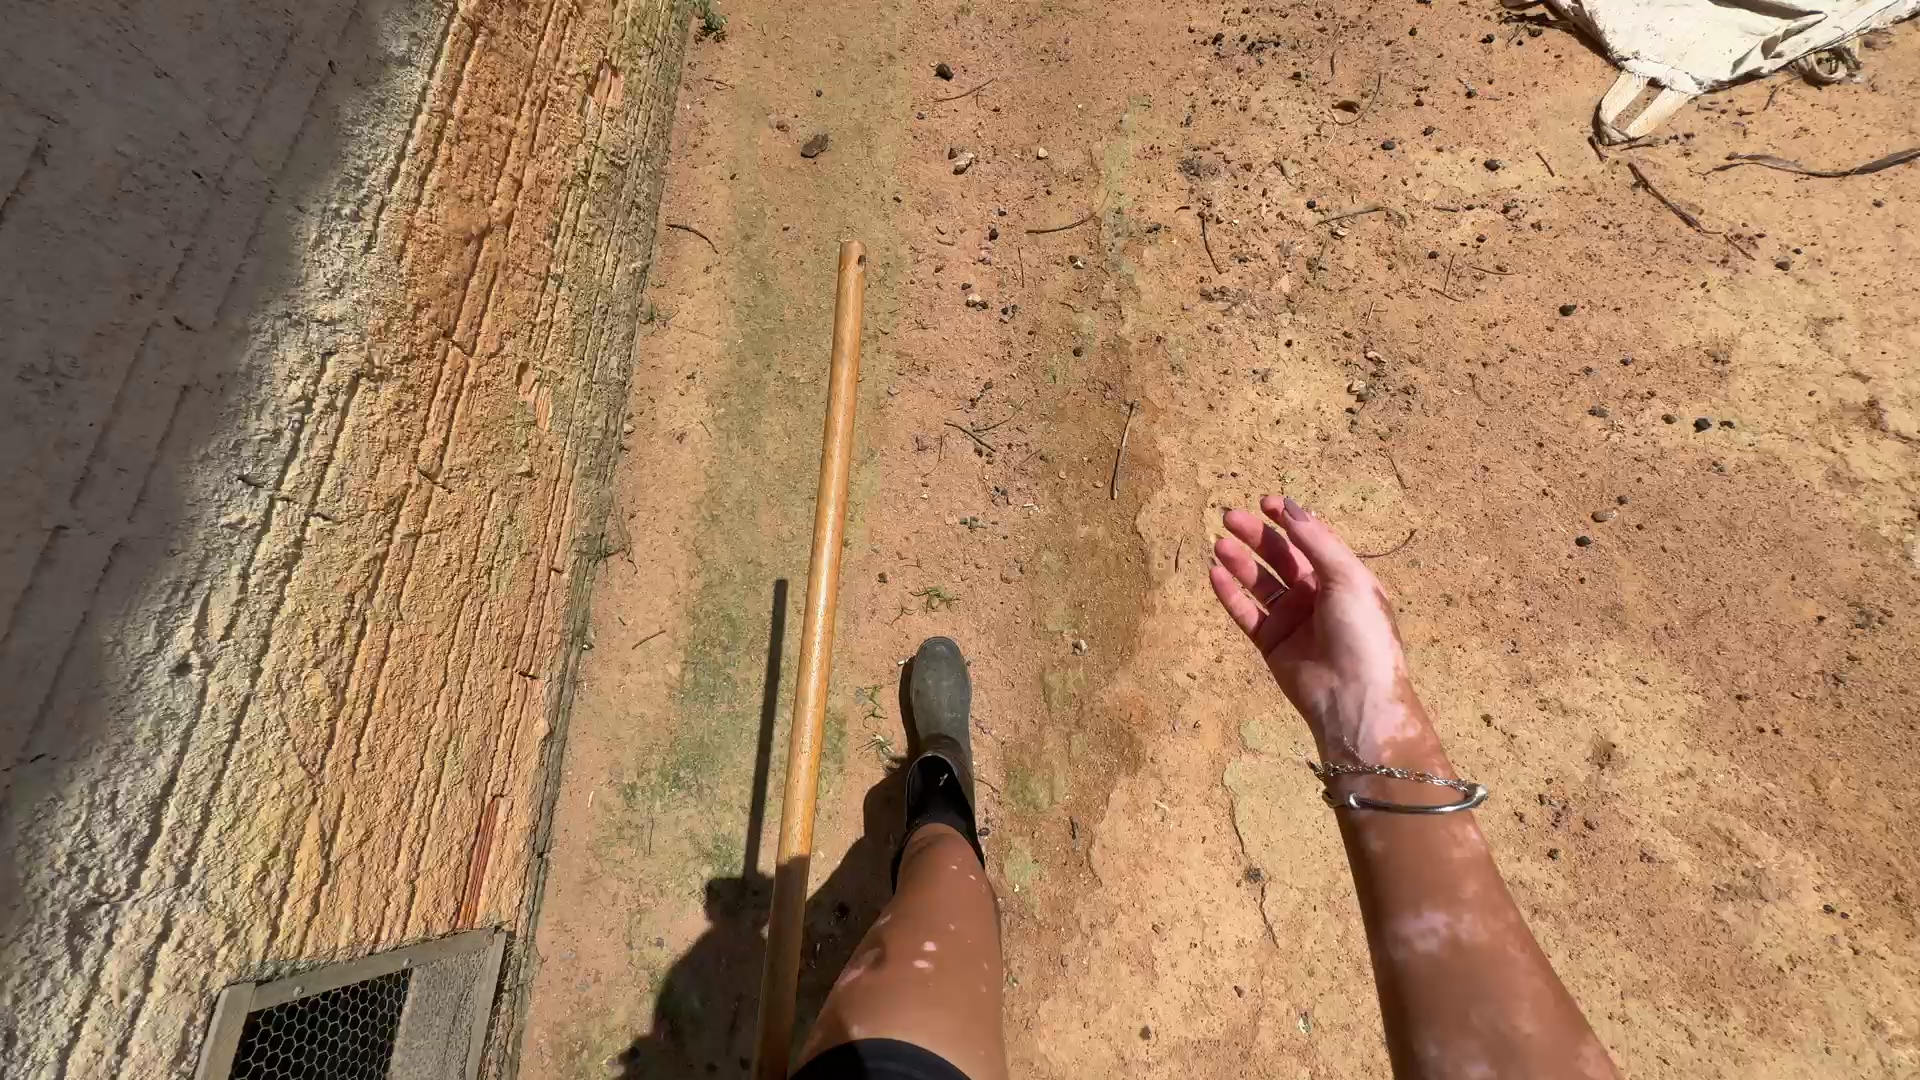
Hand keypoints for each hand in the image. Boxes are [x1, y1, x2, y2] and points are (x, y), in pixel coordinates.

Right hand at [1208, 496, 1425, 760]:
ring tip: (1219, 544)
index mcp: (1341, 577)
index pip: (1311, 540)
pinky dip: (1229, 593)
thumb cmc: (1361, 633)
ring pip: (1259, 582)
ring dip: (1239, 561)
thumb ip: (1316, 542)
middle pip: (1279, 556)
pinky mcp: (1271, 640)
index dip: (1289, 520)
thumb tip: (1290, 508)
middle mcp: (1315, 594)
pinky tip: (1214, 574)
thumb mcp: (1347, 578)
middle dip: (1256, 535)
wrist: (1352, 696)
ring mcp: (1292, 618)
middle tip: (1229, 517)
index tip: (1266, 503)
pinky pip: (1245, 611)